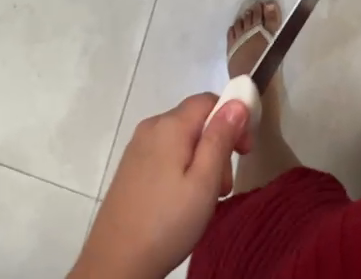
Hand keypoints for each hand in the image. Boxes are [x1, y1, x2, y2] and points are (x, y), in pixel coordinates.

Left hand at [70, 94, 249, 278]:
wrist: (116, 262)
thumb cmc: (167, 221)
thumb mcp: (204, 182)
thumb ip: (221, 138)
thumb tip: (237, 101)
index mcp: (170, 125)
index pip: (208, 99)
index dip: (233, 117)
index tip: (244, 152)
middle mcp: (151, 127)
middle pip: (195, 120)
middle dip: (217, 146)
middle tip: (223, 187)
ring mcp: (137, 147)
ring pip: (181, 140)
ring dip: (201, 161)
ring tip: (204, 201)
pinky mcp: (131, 167)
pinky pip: (166, 154)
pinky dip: (182, 169)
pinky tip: (182, 202)